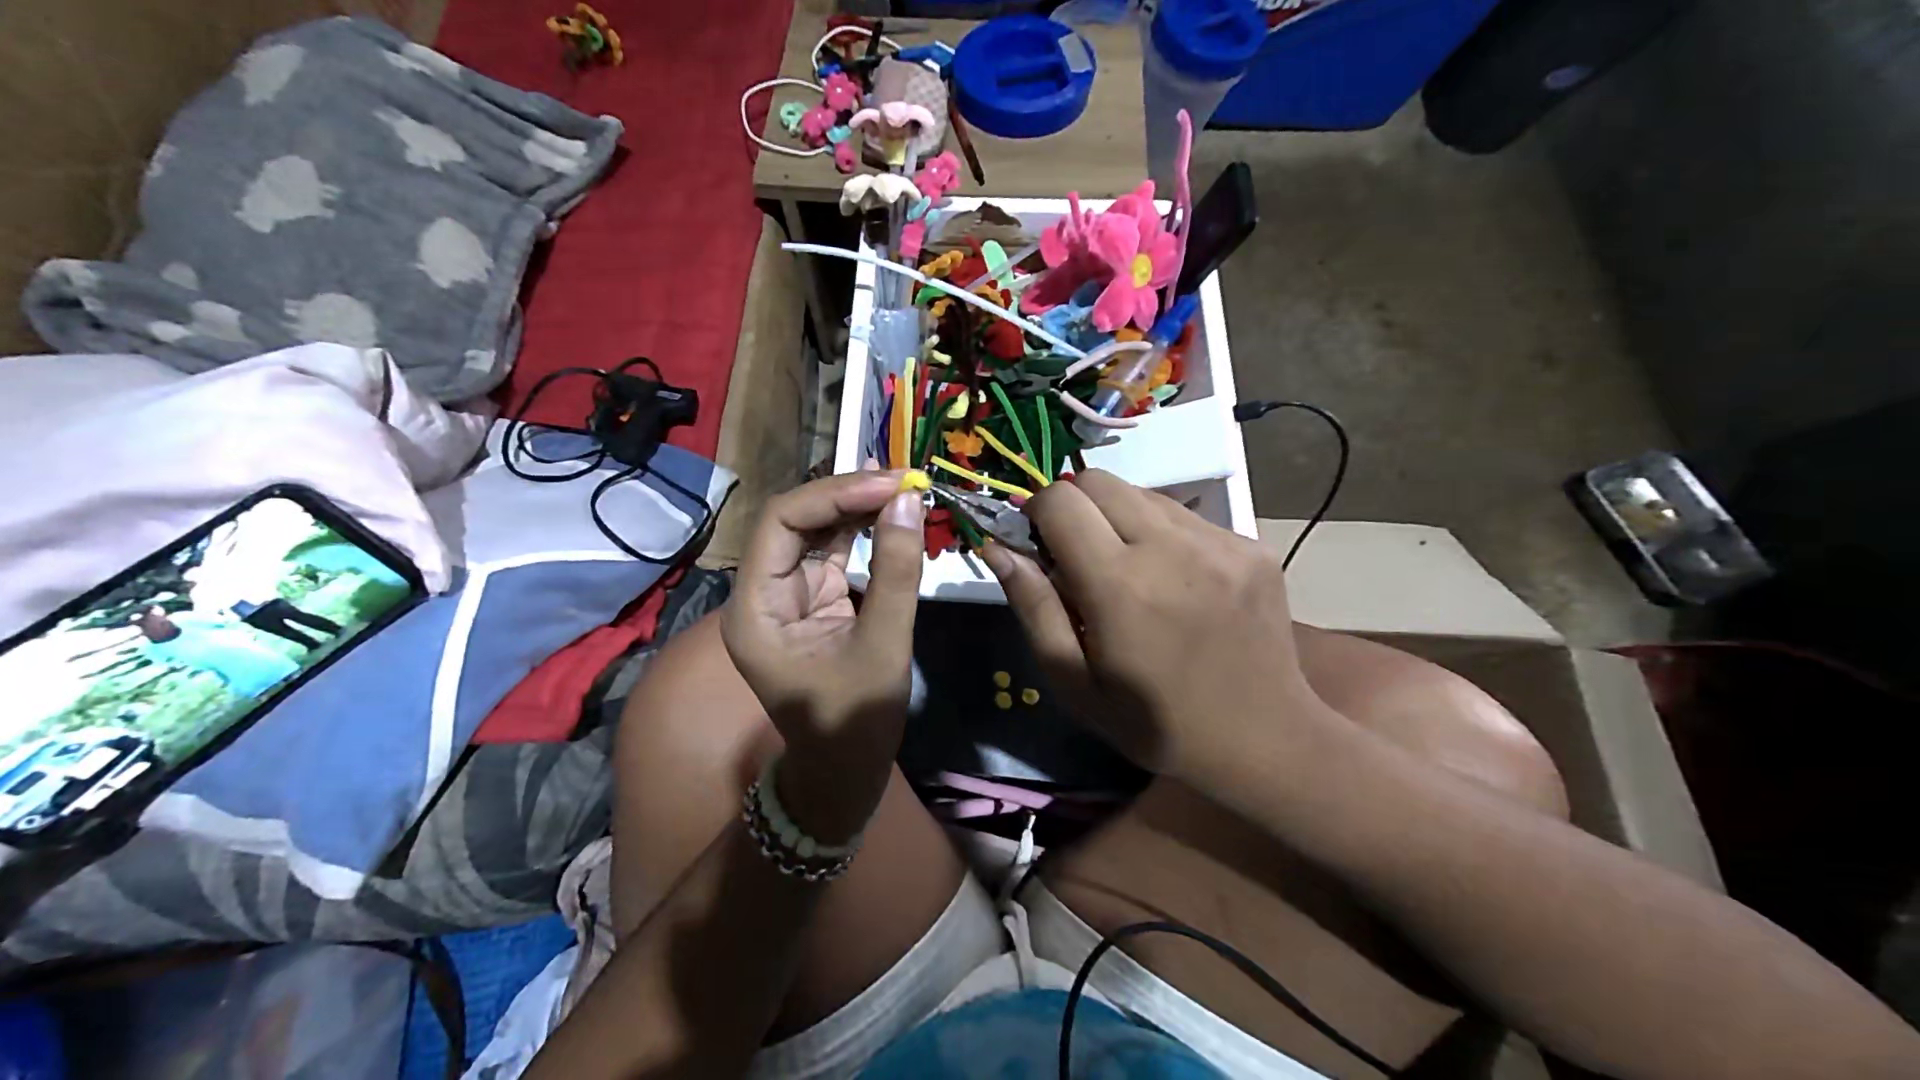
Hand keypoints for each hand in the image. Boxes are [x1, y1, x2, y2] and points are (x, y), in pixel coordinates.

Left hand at [720, 469, 925, 841]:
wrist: (843, 775)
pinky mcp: (812, 602)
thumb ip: (896, 573)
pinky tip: (888, 511)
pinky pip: (832, 553)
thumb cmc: (855, 724)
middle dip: (847, 494)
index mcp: (756, 609)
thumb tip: (909, 501)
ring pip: (814, 532)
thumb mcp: (883, 647)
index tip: (890, 484)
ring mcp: (786, 596)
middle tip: (903, 478)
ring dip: (855, 506)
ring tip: (901, 485)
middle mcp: (761, 594)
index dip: (834, 494)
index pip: (781, 523)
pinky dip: (861, 531)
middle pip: (795, 521)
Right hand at [978, 470, 1322, 779]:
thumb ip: (1033, 606)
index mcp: (1121, 586)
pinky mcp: (1252, 546)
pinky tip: (1177, 583)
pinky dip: (1165, 535)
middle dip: (1074, 507)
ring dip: (1121, 519)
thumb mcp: (1074, 682)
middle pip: (1099, 480)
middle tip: (1080, 557)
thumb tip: (997, 546)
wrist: (1263, 740)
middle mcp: (1172, 548)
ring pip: (1144, 494)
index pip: (1060, 500)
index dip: (1038, 514)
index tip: (1041, 548)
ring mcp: (1221, 542)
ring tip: (1132, 573)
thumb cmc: (1154, 723)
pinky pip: (1187, 517)